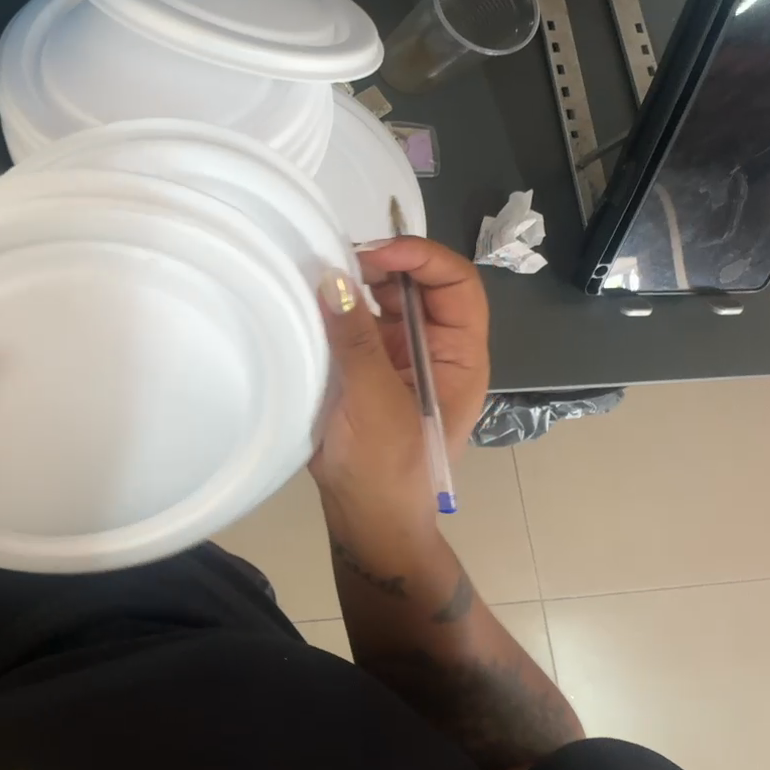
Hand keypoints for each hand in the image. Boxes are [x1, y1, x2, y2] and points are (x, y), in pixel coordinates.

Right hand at [310, 237, 488, 515]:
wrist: (365, 517)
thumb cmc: (387, 467)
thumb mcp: (376, 402)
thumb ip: (356, 339)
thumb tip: (332, 278)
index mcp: (458, 355)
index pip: (456, 285)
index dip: (422, 258)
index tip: (375, 253)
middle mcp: (432, 347)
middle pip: (419, 285)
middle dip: (384, 265)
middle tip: (337, 262)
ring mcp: (396, 355)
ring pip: (384, 300)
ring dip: (356, 283)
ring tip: (320, 278)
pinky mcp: (362, 365)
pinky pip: (353, 323)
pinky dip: (335, 307)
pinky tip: (311, 303)